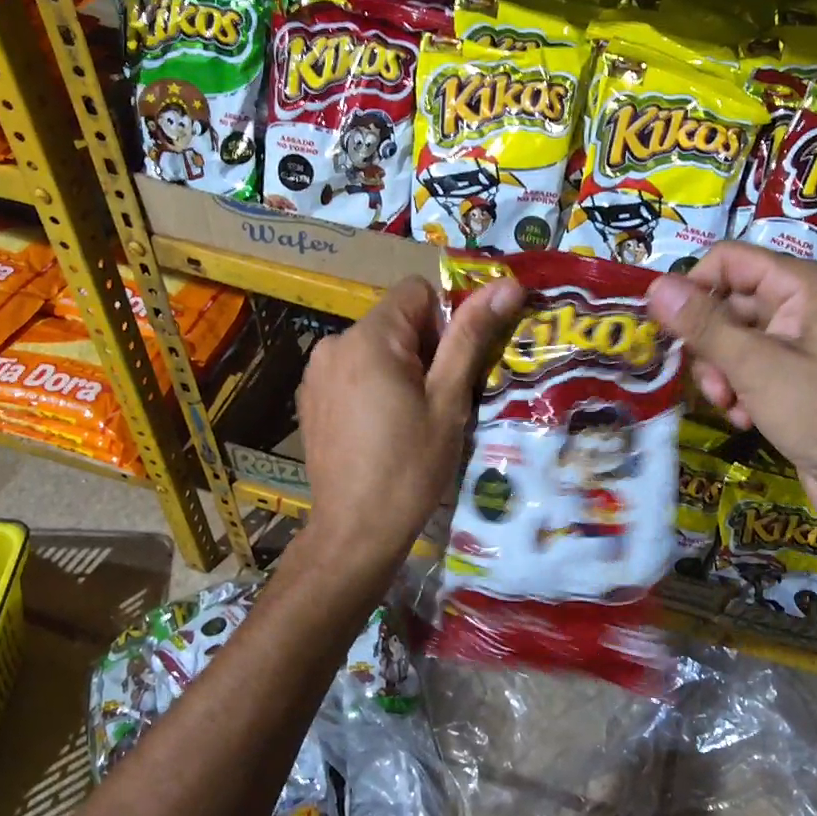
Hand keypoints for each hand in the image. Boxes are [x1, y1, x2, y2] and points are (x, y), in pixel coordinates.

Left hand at [294, 276, 522, 586]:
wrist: (354, 531)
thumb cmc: (410, 467)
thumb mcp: (448, 401)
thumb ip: (471, 337)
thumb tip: (507, 284)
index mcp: (368, 337)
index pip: (417, 292)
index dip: (445, 320)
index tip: (454, 366)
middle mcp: (333, 344)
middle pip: (394, 321)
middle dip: (423, 349)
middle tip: (439, 400)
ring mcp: (315, 373)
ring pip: (373, 348)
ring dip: (398, 368)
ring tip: (411, 419)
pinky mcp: (309, 400)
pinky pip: (351, 373)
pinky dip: (372, 387)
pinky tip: (381, 430)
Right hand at [647, 242, 816, 524]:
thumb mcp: (757, 366)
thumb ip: (703, 325)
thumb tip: (654, 285)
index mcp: (802, 286)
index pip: (728, 261)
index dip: (694, 288)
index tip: (670, 329)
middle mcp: (802, 307)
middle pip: (727, 303)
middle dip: (708, 343)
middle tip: (710, 380)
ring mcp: (801, 347)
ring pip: (733, 342)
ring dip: (720, 374)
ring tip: (730, 404)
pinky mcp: (798, 383)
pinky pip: (750, 372)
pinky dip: (739, 393)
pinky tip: (746, 419)